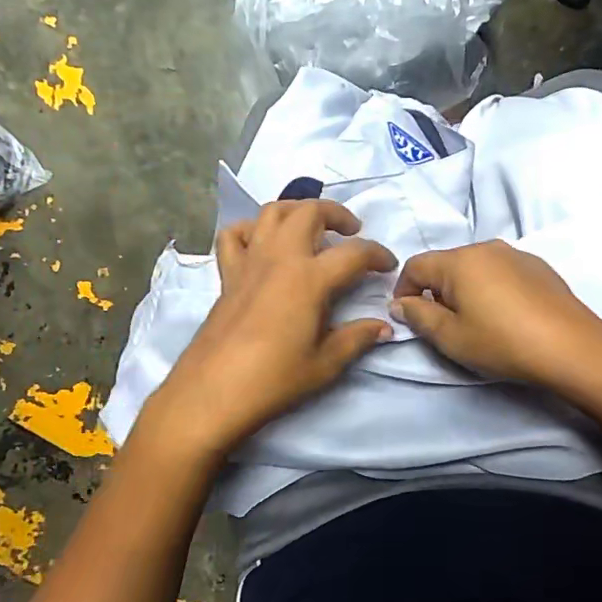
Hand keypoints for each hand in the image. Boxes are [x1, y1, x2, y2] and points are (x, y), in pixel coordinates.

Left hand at [137, 200, 395, 458]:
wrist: (214, 390)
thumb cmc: (274, 379)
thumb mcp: (324, 364)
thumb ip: (356, 339)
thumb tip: (383, 328)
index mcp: (310, 278)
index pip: (354, 253)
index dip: (378, 255)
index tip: (387, 266)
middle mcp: (279, 258)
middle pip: (310, 212)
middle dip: (337, 213)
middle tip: (351, 231)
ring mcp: (250, 262)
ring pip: (272, 212)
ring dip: (296, 210)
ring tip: (311, 227)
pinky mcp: (227, 274)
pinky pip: (235, 235)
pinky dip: (251, 229)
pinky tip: (262, 243)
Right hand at [392, 241, 601, 390]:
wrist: (572, 348)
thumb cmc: (502, 342)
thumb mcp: (450, 336)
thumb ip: (418, 316)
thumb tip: (400, 303)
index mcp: (459, 261)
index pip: (415, 265)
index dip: (403, 290)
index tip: (409, 317)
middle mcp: (486, 248)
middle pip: (445, 264)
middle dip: (435, 290)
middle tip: (443, 324)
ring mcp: (516, 254)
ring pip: (474, 267)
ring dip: (464, 289)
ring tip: (476, 321)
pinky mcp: (539, 267)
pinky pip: (500, 272)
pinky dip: (491, 288)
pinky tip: (505, 316)